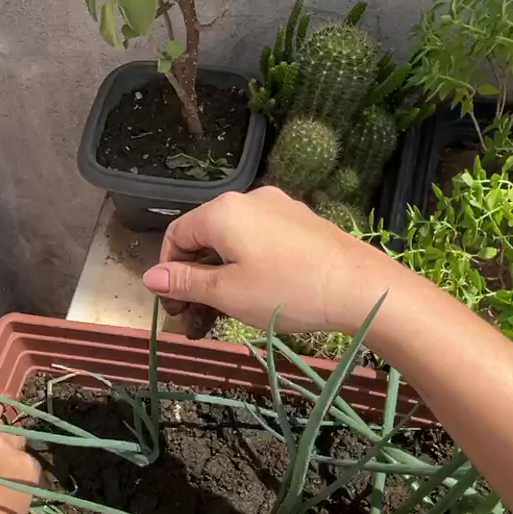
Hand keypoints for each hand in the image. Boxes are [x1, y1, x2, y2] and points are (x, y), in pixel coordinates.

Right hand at [143, 187, 407, 333]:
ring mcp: (278, 207)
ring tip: (227, 308)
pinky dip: (247, 262)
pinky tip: (259, 290)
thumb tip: (150, 277)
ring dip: (221, 271)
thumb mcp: (227, 292)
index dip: (168, 270)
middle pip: (204, 234)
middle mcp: (248, 199)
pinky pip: (260, 238)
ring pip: (233, 238)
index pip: (176, 234)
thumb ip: (185, 282)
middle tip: (197, 314)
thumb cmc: (287, 290)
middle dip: (194, 273)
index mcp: (222, 211)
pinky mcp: (301, 221)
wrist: (363, 288)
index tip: (175, 306)